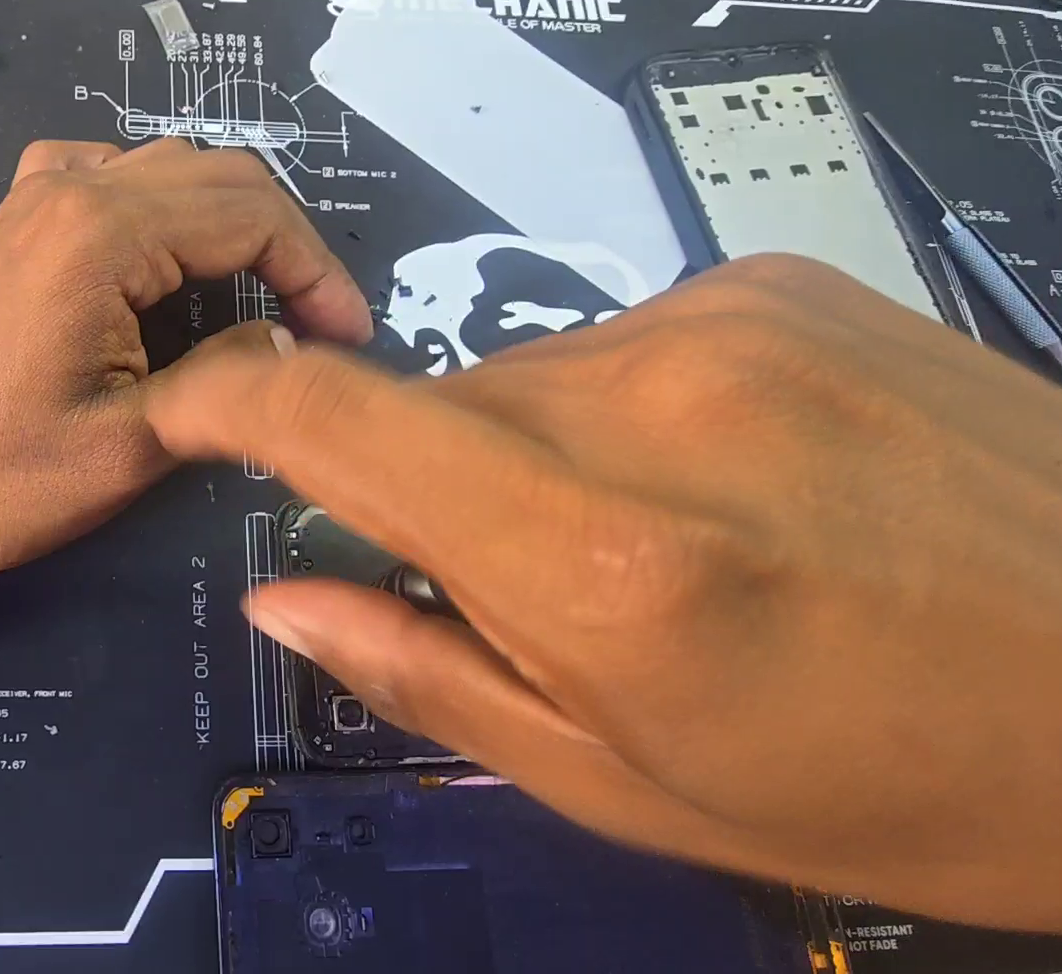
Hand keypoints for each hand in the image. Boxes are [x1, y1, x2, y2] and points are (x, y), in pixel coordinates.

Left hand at [0, 138, 372, 602]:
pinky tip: (166, 257)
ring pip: (168, 170)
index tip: (350, 335)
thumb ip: (219, 384)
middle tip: (317, 320)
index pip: (250, 216)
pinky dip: (163, 207)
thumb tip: (285, 344)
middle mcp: (70, 189)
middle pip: (218, 178)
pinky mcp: (14, 224)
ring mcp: (34, 197)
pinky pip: (110, 179)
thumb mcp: (120, 450)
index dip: (316, 272)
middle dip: (284, 244)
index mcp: (102, 235)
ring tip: (259, 293)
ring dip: (229, 222)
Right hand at [148, 253, 1061, 931]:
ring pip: (512, 382)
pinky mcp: (770, 284)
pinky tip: (718, 471)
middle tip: (529, 573)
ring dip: (524, 455)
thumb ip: (415, 669)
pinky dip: (608, 412)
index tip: (185, 407)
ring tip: (647, 530)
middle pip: (424, 411)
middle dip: (426, 486)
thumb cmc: (875, 777)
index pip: (334, 421)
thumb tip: (279, 596)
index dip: (231, 398)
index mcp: (586, 549)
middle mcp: (633, 399)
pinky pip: (606, 348)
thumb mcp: (613, 777)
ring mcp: (710, 320)